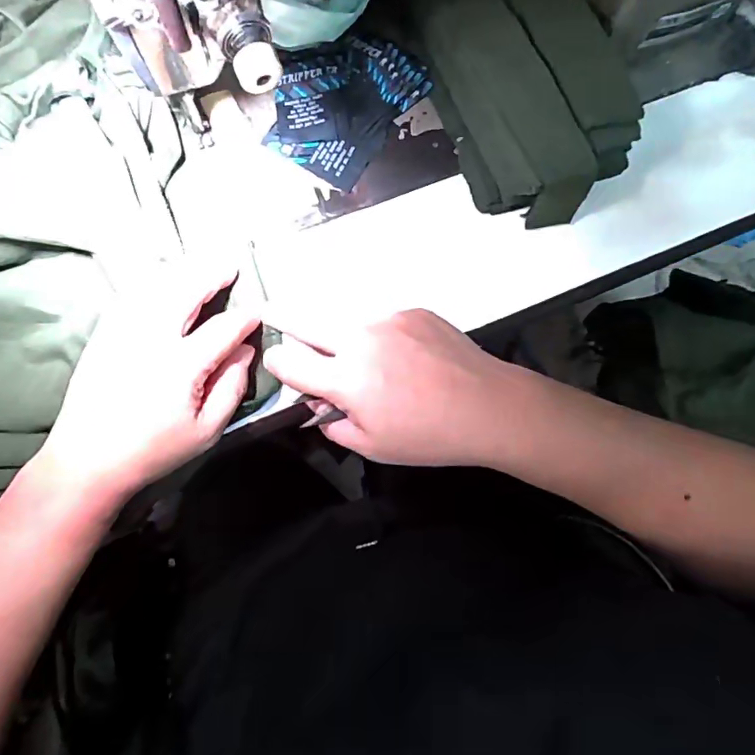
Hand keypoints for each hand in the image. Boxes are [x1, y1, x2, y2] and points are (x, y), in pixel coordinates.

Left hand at [34, 261, 258, 501]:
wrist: (87, 460)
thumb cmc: (153, 450)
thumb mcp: (206, 430)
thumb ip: (231, 386)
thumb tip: (245, 350)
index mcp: (181, 365)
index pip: (224, 328)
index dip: (245, 318)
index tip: (257, 313)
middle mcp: (151, 338)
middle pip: (187, 291)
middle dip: (212, 275)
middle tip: (229, 267)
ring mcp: (123, 332)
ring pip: (156, 287)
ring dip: (182, 272)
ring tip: (201, 266)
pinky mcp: (104, 334)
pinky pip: (131, 295)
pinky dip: (151, 282)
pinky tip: (163, 280)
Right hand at [262, 307, 537, 466]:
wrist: (488, 405)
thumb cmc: (432, 435)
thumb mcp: (373, 446)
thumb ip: (334, 424)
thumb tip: (319, 406)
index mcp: (347, 380)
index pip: (289, 362)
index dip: (277, 363)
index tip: (277, 363)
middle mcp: (361, 341)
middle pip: (304, 319)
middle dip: (281, 315)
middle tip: (266, 309)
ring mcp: (388, 320)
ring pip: (348, 320)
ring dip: (345, 336)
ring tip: (372, 363)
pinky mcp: (412, 312)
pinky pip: (383, 321)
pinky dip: (384, 337)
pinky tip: (406, 359)